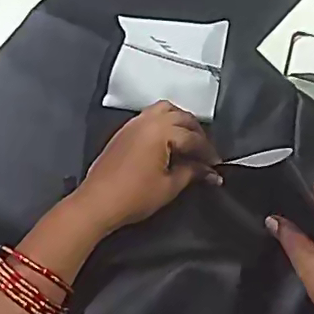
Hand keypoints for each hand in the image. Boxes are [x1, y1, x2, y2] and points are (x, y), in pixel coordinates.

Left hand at [69, 102, 220, 232]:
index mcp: (160, 131)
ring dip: (180, 122)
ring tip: (189, 141)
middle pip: (181, 117)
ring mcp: (133, 124)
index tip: (216, 165)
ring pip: (165, 110)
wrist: (97, 203)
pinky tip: (168, 140)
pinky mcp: (124, 132)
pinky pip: (150, 116)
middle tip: (206, 153)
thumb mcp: (169, 186)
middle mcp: (147, 121)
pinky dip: (164, 122)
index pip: (193, 137)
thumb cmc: (134, 196)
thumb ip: (192, 173)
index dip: (208, 152)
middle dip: (197, 133)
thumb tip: (209, 172)